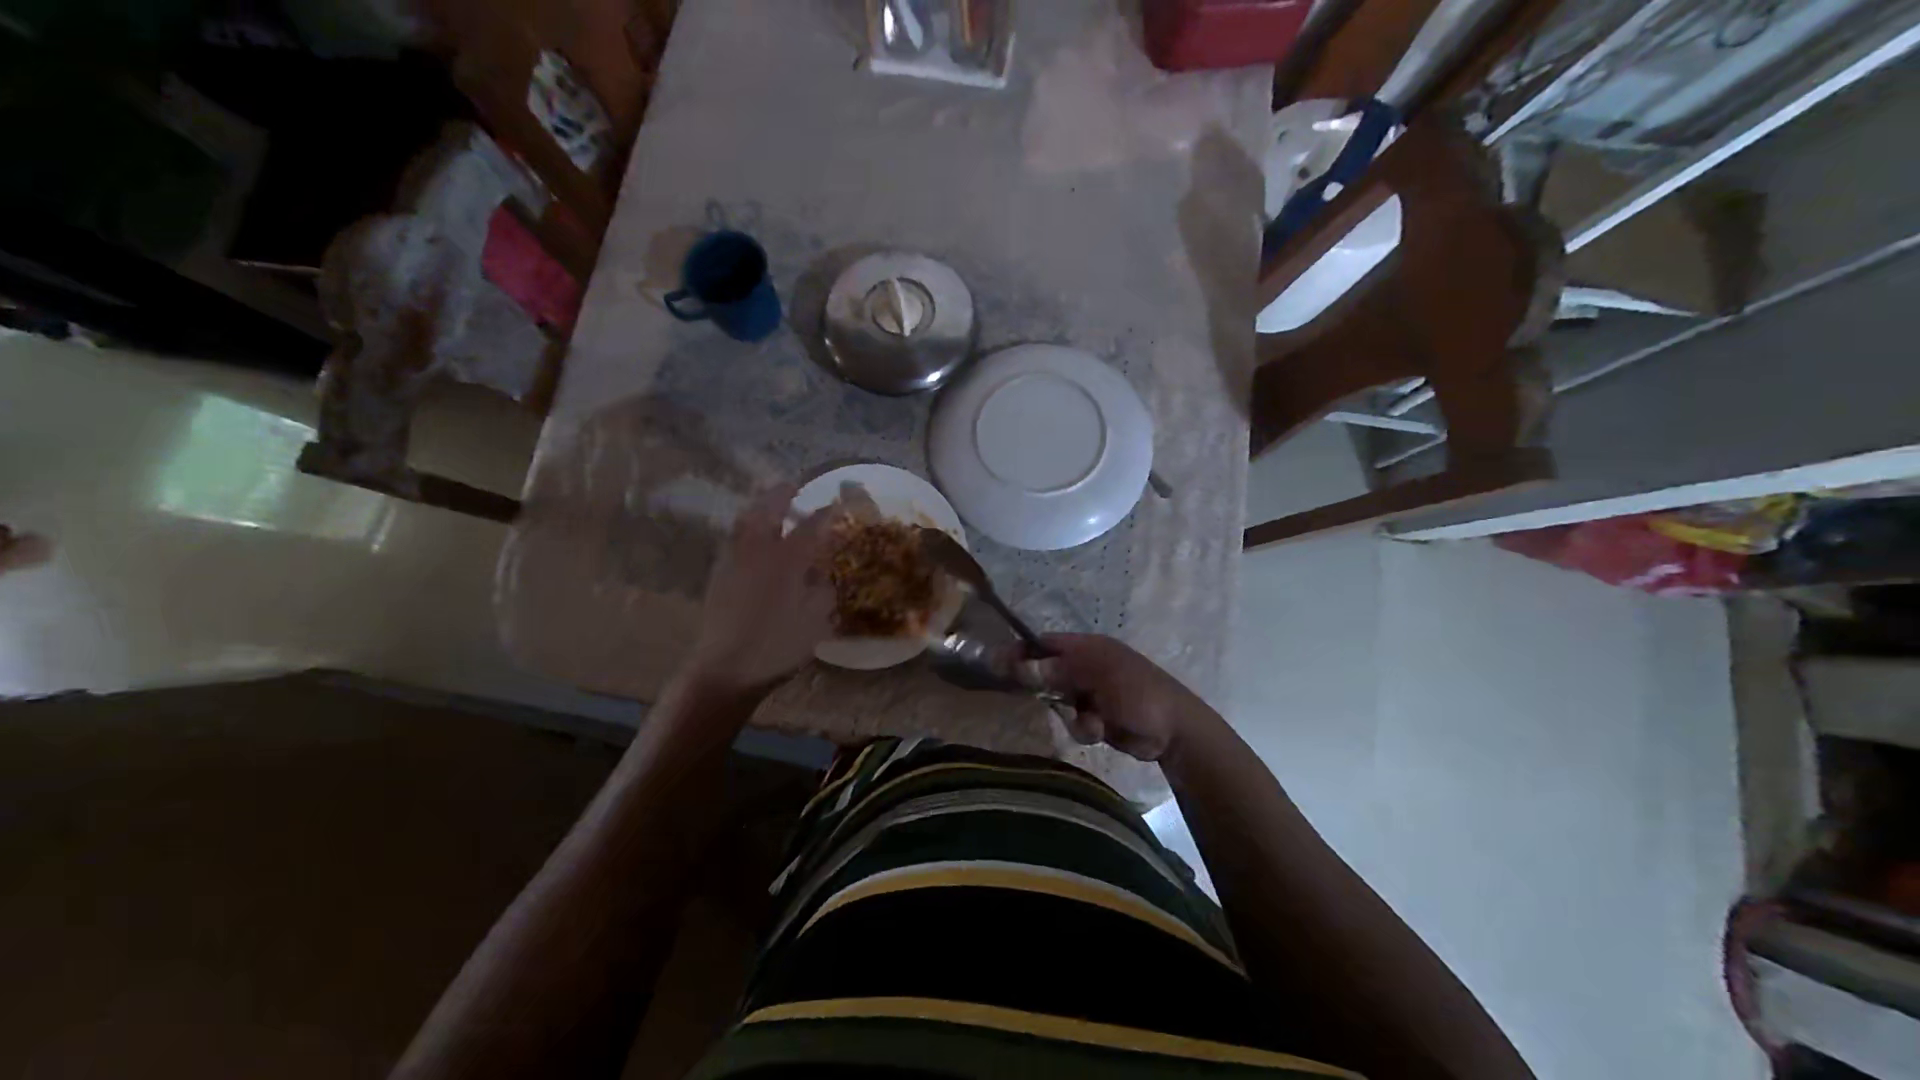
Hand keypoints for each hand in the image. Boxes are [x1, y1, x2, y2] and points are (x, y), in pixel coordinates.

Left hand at [684, 484, 834, 695]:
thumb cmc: (777, 646)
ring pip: (745, 520)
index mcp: (787, 559)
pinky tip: (753, 538)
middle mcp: (758, 550)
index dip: (827, 513)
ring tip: (771, 504)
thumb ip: (823, 591)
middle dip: (783, 493)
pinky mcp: (718, 574)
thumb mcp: (816, 621)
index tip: (837, 504)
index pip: (811, 526)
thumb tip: (822, 574)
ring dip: (760, 506)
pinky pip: (734, 537)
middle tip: (794, 485)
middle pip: (769, 509)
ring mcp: (733, 560)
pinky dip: (746, 527)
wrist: (724, 669)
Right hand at [1035, 634, 1219, 762]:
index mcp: (1089, 647)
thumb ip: (1058, 670)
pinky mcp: (1097, 719)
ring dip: (1070, 713)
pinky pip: (1074, 722)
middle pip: (1048, 673)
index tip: (997, 663)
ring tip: (1089, 720)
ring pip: (1059, 702)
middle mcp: (1087, 667)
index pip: (1046, 643)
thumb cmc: (1138, 693)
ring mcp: (1092, 694)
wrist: (1175, 732)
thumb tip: (1020, 665)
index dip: (1023, 651)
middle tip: (1034, 696)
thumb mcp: (1097, 676)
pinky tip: (1100, 731)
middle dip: (1044, 688)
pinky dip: (1084, 728)